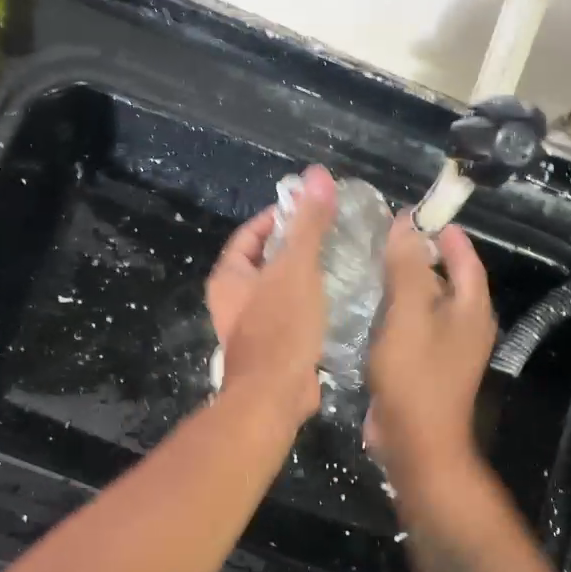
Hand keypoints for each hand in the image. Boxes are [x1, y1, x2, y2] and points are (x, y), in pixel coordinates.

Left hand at [205, 165, 337, 423]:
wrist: (274, 395)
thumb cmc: (280, 327)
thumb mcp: (296, 268)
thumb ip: (307, 224)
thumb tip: (317, 175)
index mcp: (229, 277)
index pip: (251, 233)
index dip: (280, 216)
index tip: (313, 208)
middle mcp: (233, 300)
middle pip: (265, 261)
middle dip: (297, 246)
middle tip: (334, 233)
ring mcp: (251, 326)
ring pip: (280, 289)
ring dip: (306, 276)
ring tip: (342, 261)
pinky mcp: (272, 347)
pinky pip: (292, 314)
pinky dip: (311, 303)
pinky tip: (339, 299)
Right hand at [366, 212, 496, 484]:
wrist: (415, 443)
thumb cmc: (415, 376)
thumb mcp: (408, 314)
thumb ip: (407, 268)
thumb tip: (406, 222)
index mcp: (471, 309)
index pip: (464, 259)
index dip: (445, 234)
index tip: (419, 213)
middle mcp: (465, 327)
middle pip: (446, 282)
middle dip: (420, 258)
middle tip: (385, 238)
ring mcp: (446, 352)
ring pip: (426, 307)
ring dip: (404, 287)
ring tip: (371, 268)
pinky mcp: (424, 370)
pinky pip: (411, 331)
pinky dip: (394, 315)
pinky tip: (368, 312)